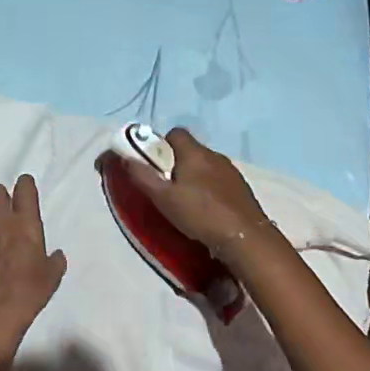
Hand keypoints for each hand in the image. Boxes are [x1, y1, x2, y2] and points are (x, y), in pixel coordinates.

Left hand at [0, 174, 67, 370]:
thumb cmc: (30, 291)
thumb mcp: (52, 276)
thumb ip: (55, 260)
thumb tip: (56, 255)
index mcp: (26, 223)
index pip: (24, 188)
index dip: (25, 184)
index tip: (26, 188)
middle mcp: (1, 221)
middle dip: (1, 196)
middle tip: (6, 210)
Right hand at [123, 128, 275, 260]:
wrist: (244, 237)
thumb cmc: (200, 214)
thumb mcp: (163, 198)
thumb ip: (142, 176)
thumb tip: (124, 156)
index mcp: (194, 153)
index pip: (175, 133)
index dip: (161, 145)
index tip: (154, 165)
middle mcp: (215, 156)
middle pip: (190, 150)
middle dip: (176, 163)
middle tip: (166, 187)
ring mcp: (231, 171)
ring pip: (205, 166)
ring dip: (194, 177)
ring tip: (186, 201)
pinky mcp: (242, 188)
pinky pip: (219, 180)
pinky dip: (209, 189)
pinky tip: (206, 210)